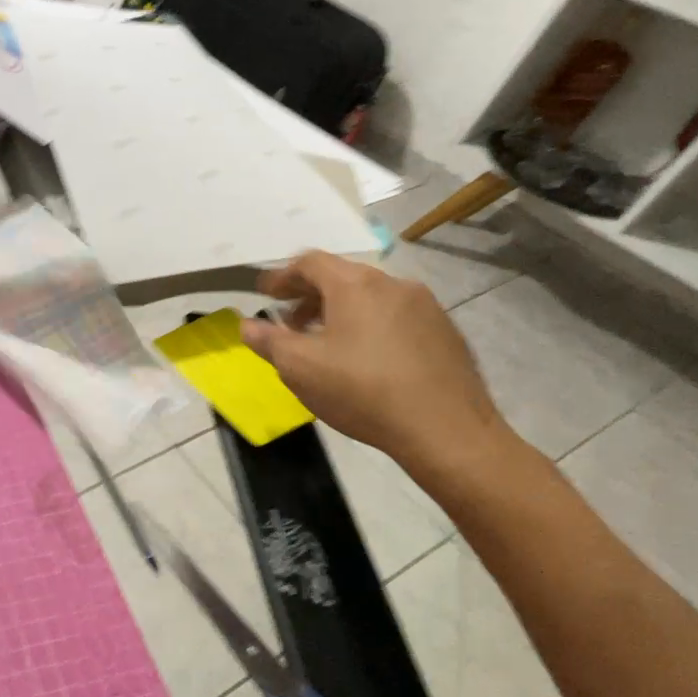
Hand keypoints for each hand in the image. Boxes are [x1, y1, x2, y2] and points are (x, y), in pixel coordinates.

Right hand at [239, 251, 509, 470]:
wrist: (449, 434)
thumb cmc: (363, 392)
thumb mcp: (299, 368)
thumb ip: (267, 340)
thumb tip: (247, 325)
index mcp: (355, 285)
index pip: (309, 262)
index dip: (281, 277)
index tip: (265, 295)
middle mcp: (393, 284)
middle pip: (342, 276)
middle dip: (310, 296)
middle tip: (290, 323)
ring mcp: (427, 307)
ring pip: (372, 297)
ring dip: (342, 312)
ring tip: (327, 344)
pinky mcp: (448, 333)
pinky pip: (398, 317)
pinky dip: (373, 326)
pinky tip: (367, 360)